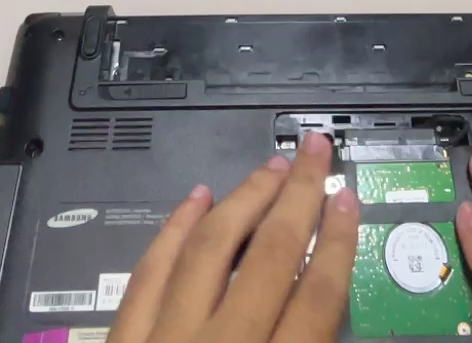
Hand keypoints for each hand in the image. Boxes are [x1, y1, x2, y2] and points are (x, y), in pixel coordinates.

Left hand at [108, 131, 359, 342]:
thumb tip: (325, 292)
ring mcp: (164, 339)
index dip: (339, 243)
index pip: (316, 298)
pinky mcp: (124, 341)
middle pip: (269, 255)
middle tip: (314, 149)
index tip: (347, 199)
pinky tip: (197, 198)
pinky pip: (149, 273)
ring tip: (270, 167)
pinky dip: (175, 229)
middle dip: (299, 195)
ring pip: (210, 248)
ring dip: (244, 199)